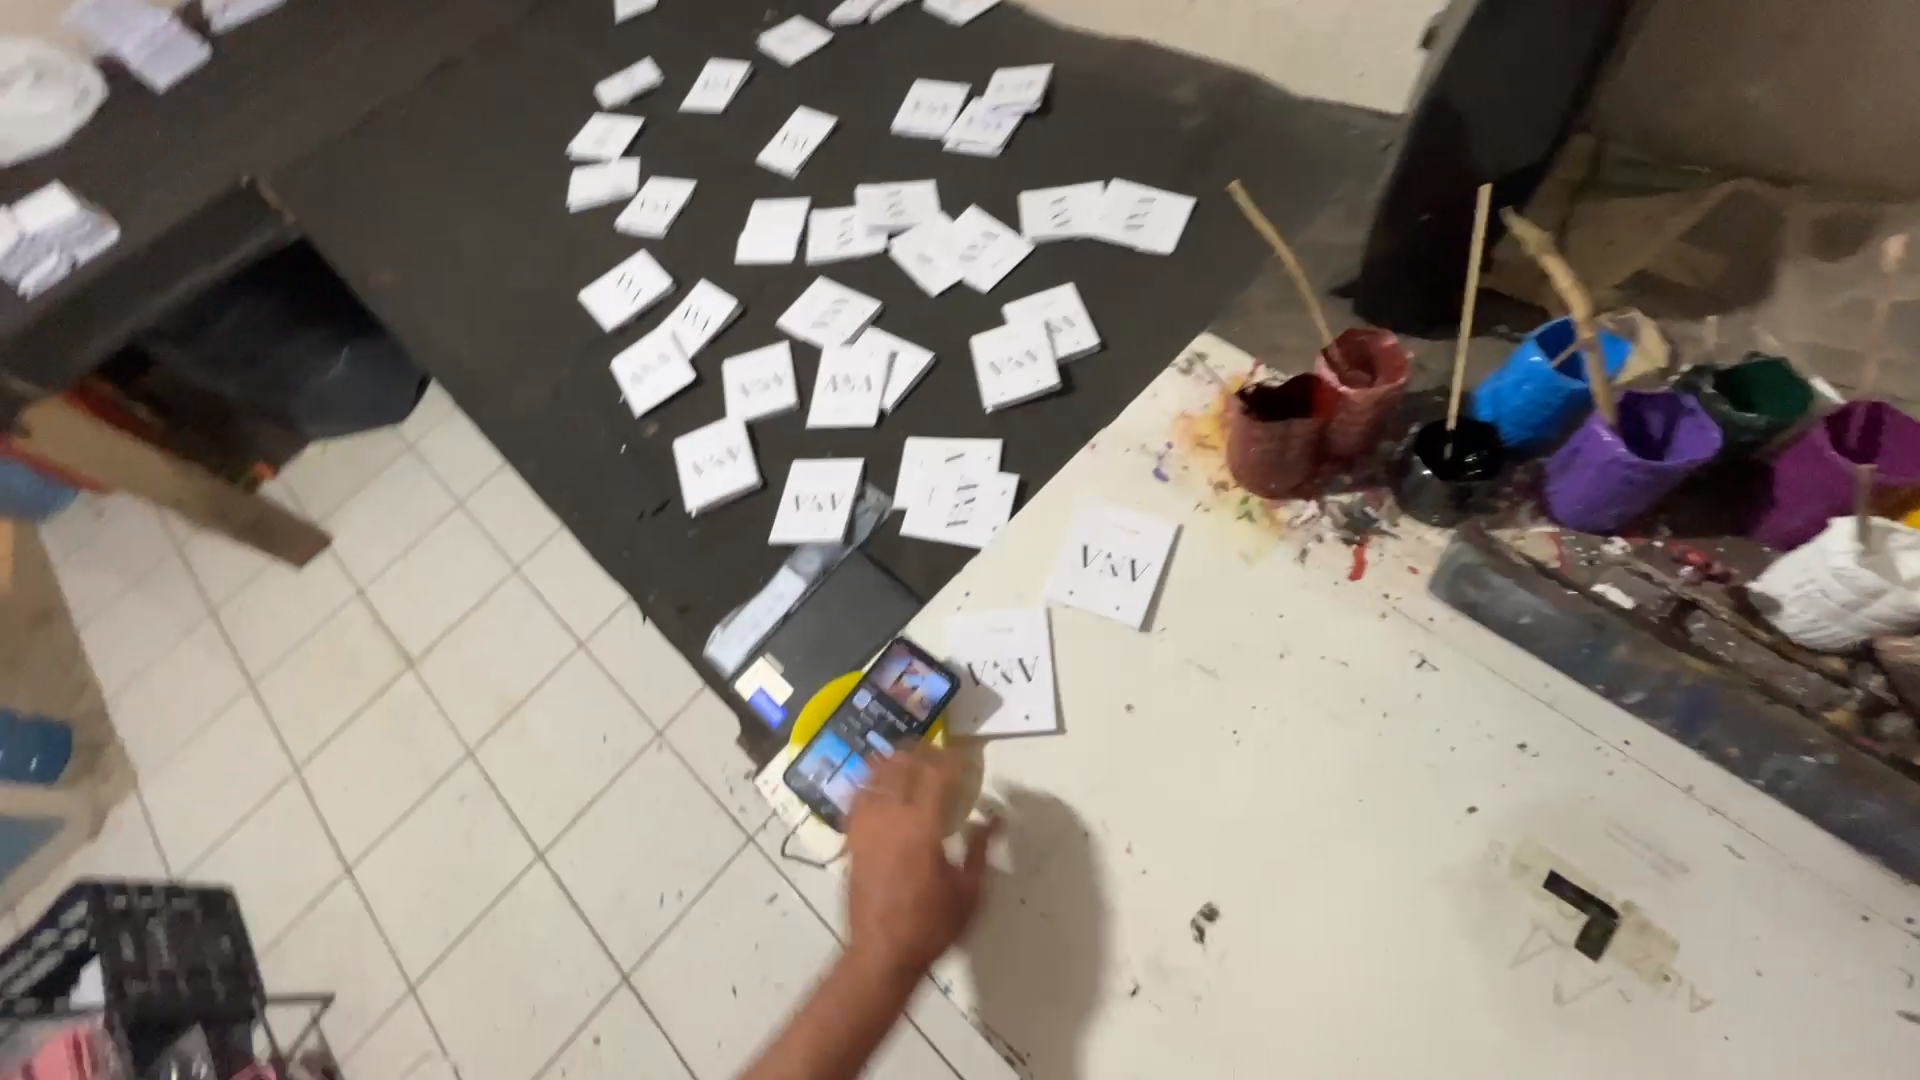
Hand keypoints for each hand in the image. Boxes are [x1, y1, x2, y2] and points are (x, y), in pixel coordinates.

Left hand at [844, 746, 996, 983]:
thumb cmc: (931, 925)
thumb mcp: (968, 891)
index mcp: (923, 828)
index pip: (936, 777)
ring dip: (891, 761)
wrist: (882, 955)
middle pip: (902, 768)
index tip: (961, 754)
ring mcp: (867, 829)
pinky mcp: (852, 841)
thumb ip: (980, 849)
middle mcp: (891, 819)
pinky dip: (866, 784)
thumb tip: (996, 819)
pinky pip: (855, 801)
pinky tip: (873, 781)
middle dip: (918, 752)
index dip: (949, 760)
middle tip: (934, 749)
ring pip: (875, 778)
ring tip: (904, 755)